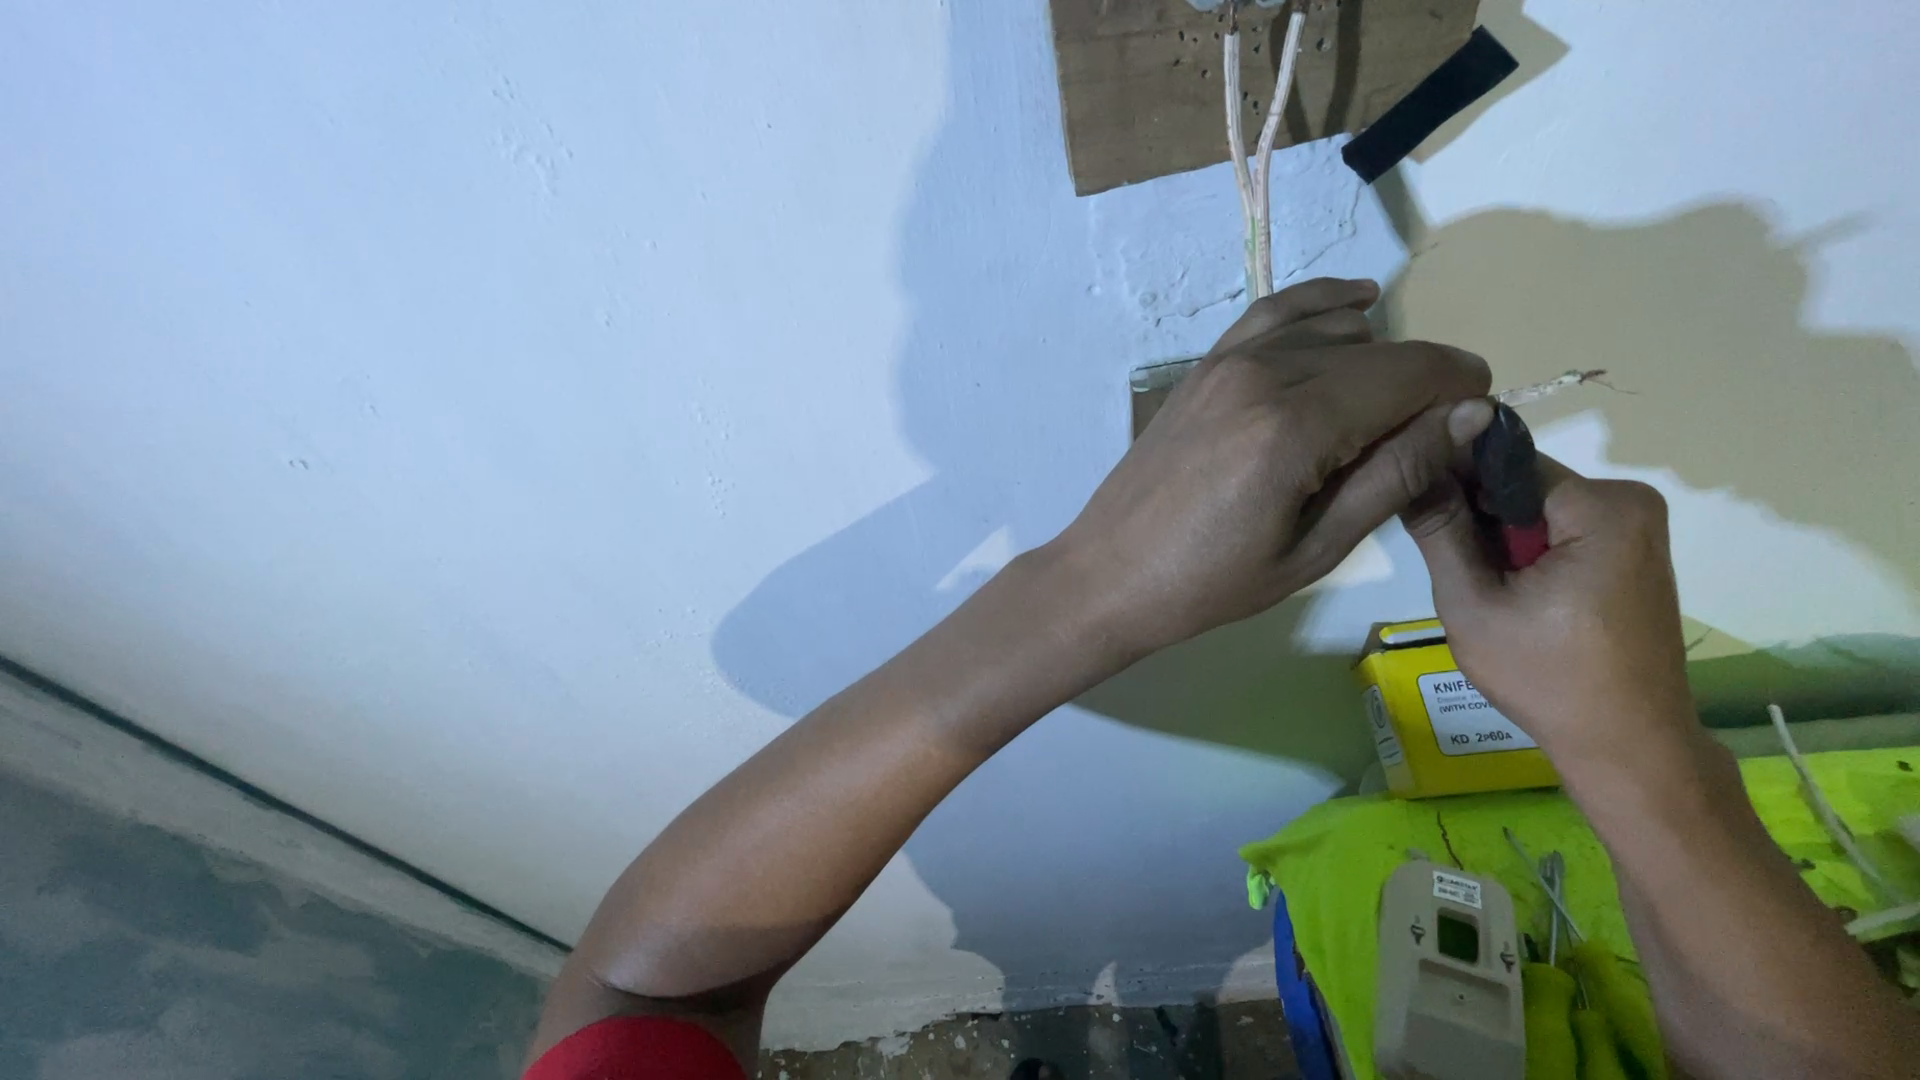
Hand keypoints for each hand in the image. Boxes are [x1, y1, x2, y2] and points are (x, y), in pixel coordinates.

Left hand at [1052, 278, 1492, 657]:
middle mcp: (1259, 375)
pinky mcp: (1201, 369)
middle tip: (1434, 431)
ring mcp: (1223, 364)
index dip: (1457, 387)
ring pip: (1328, 329)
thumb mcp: (1314, 549)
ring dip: (1375, 353)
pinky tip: (1356, 305)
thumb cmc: (1210, 582)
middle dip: (1420, 380)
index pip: (1406, 374)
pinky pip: (1271, 315)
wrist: (1111, 574)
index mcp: (1291, 426)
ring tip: (1390, 403)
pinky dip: (1319, 305)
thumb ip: (1393, 475)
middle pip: (1373, 351)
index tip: (1480, 414)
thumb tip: (1468, 414)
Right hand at [1401, 458, 1696, 757]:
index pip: (1501, 462)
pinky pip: (1556, 530)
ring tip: (1472, 583)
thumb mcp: (1472, 603)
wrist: (1626, 744)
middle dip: (1473, 514)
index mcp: (1601, 507)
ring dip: (1493, 537)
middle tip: (1445, 564)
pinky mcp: (1629, 554)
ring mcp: (1635, 529)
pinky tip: (1504, 591)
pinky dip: (1521, 552)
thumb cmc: (1545, 675)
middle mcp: (1630, 503)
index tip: (1413, 509)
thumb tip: (1410, 470)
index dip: (1449, 479)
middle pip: (1519, 484)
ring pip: (1533, 509)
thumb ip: (1439, 531)